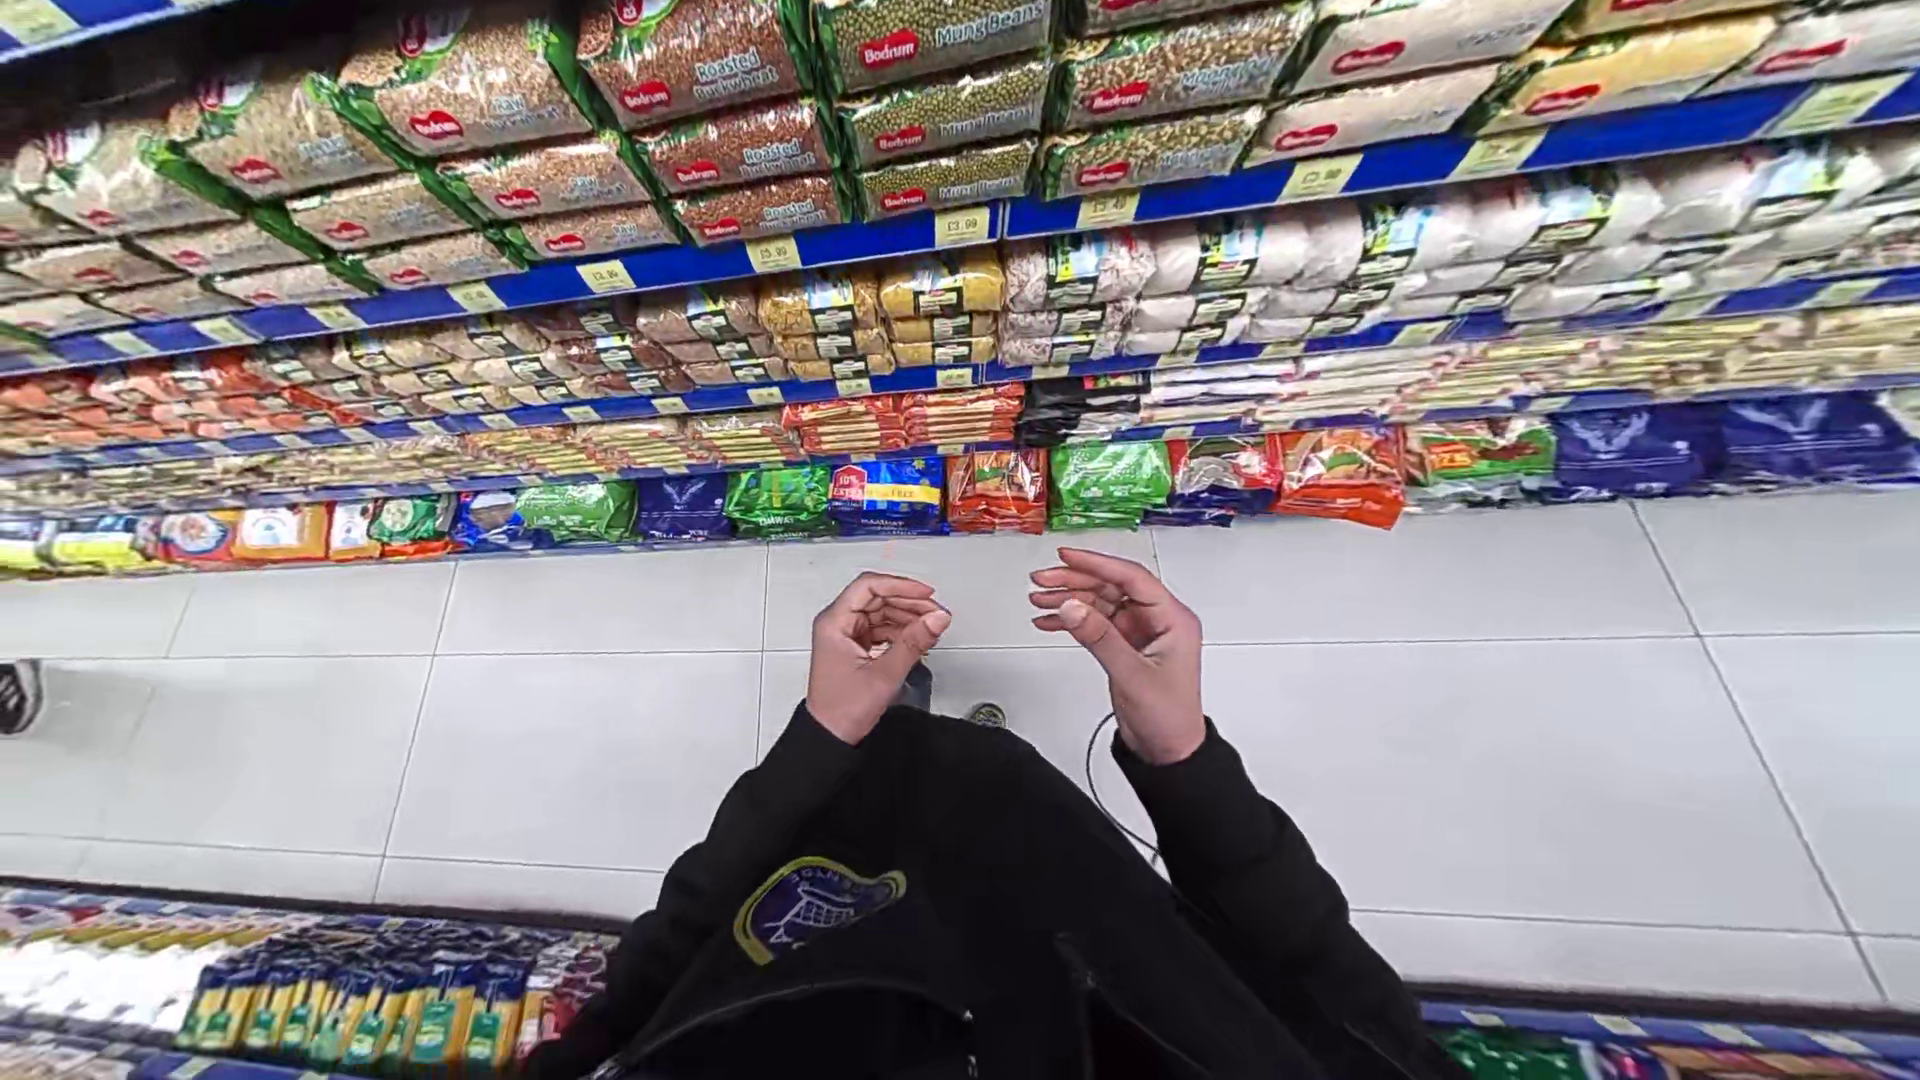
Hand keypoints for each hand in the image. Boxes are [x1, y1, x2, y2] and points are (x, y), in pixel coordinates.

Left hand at [807, 572, 952, 745]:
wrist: (830, 737)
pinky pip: (881, 626)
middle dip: (909, 602)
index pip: (869, 586)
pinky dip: (901, 629)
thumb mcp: (884, 674)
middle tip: (935, 613)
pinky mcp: (855, 645)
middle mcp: (838, 623)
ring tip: (930, 626)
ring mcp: (847, 633)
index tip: (924, 593)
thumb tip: (936, 618)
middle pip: (878, 597)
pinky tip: (917, 637)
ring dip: (908, 615)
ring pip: (882, 611)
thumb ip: (913, 642)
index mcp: (834, 622)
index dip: (899, 585)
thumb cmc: (842, 710)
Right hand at [1030, 548, 1204, 764]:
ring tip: (1038, 598)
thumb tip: (1072, 607)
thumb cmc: (1168, 718)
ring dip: (1068, 599)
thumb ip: (1100, 638)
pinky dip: (1070, 621)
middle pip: (1110, 586)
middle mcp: (1155, 619)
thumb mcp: (1133, 675)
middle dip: (1074, 581)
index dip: (1098, 564)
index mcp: (1172, 618)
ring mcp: (1138, 631)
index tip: (1067, 557)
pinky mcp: (1123, 644)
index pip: (1131, 578)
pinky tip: (1048, 620)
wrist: (1167, 752)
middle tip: (1042, 579)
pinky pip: (1093, 622)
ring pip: (1098, 602)